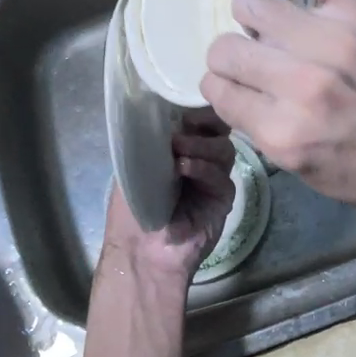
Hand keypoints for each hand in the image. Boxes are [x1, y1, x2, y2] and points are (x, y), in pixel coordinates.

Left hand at [102, 114, 236, 279]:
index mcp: (180, 151)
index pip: (199, 122)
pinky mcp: (223, 200)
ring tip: (179, 150)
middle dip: (203, 125)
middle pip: (218, 132)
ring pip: (224, 151)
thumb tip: (157, 110)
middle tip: (183, 129)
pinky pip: (222, 178)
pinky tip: (185, 169)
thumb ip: (149, 139)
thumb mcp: (133, 167)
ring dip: (201, 146)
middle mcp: (201, 162)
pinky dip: (203, 169)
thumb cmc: (131, 209)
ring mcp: (214, 181)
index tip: (184, 105)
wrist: (140, 251)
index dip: (197, 111)